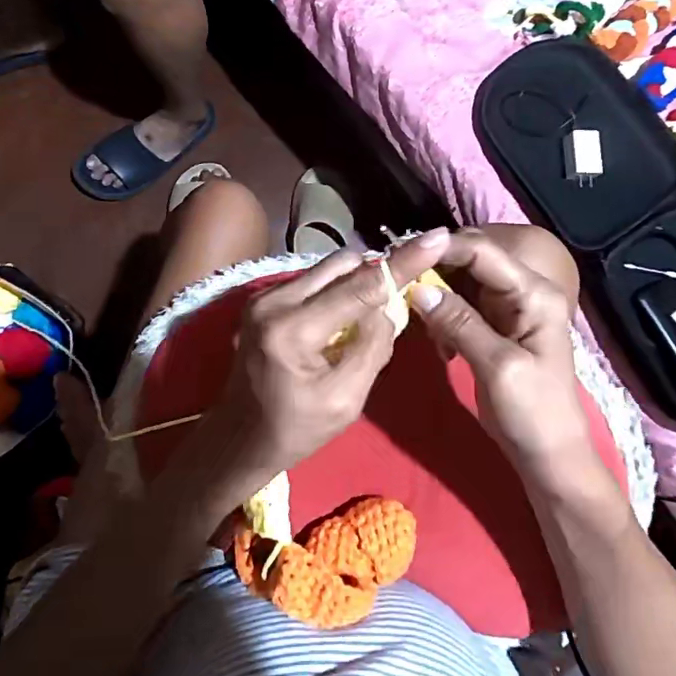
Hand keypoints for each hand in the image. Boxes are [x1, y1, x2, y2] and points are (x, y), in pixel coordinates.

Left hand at [188, 233, 451, 505]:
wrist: (237, 438)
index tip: (438, 237)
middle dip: (377, 273)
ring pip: (328, 267)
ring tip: (365, 319)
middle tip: (398, 298)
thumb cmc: (294, 430)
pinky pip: (313, 279)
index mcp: (292, 330)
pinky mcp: (263, 298)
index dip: (404, 262)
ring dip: (356, 282)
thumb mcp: (346, 401)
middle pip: (343, 264)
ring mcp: (264, 296)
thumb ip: (371, 347)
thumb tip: (388, 306)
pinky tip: (341, 321)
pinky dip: (337, 291)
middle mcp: (273, 301)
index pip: (361, 287)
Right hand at [407, 230, 592, 469]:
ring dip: (436, 295)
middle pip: (471, 260)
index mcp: (534, 293)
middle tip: (400, 287)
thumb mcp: (498, 367)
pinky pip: (461, 305)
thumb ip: (460, 323)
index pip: (483, 252)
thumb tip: (418, 288)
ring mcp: (509, 308)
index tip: (401, 255)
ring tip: (422, 324)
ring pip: (461, 281)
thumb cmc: (533, 412)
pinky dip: (442, 316)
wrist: (549, 454)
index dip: (442, 248)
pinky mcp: (494, 326)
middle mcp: (524, 290)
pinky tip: (438, 342)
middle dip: (435, 270)